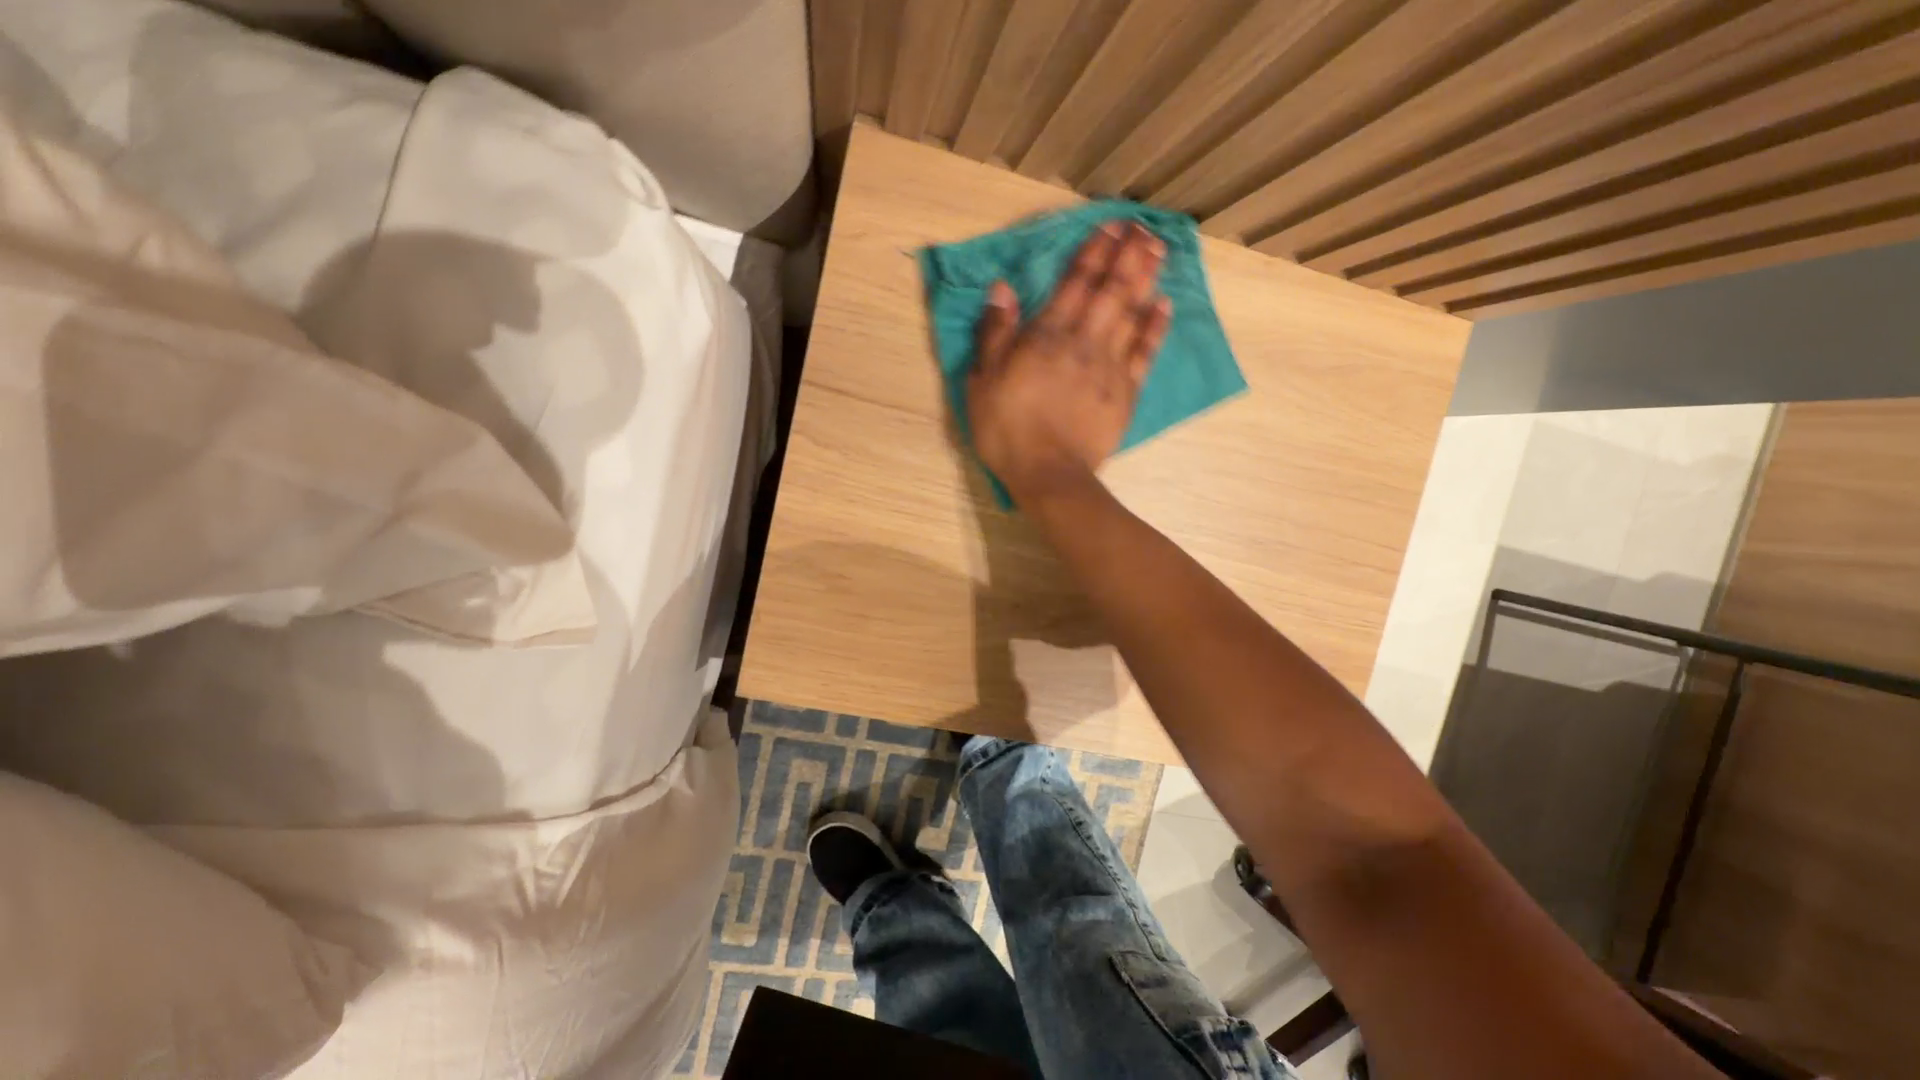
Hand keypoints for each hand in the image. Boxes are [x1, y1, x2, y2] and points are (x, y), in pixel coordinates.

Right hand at [967, 221, 1172, 505]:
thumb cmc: (1007, 429)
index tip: (1111, 225)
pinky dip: (1155, 326)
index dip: (1095, 250)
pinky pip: (1145, 352)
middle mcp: (1084, 341)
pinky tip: (1164, 305)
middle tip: (1143, 227)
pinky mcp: (1126, 392)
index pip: (1076, 282)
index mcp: (1047, 335)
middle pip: (1111, 290)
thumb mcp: (982, 380)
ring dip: (1146, 279)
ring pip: (1132, 313)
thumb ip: (995, 332)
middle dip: (1128, 255)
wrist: (1049, 475)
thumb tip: (1003, 288)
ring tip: (1159, 249)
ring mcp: (1110, 366)